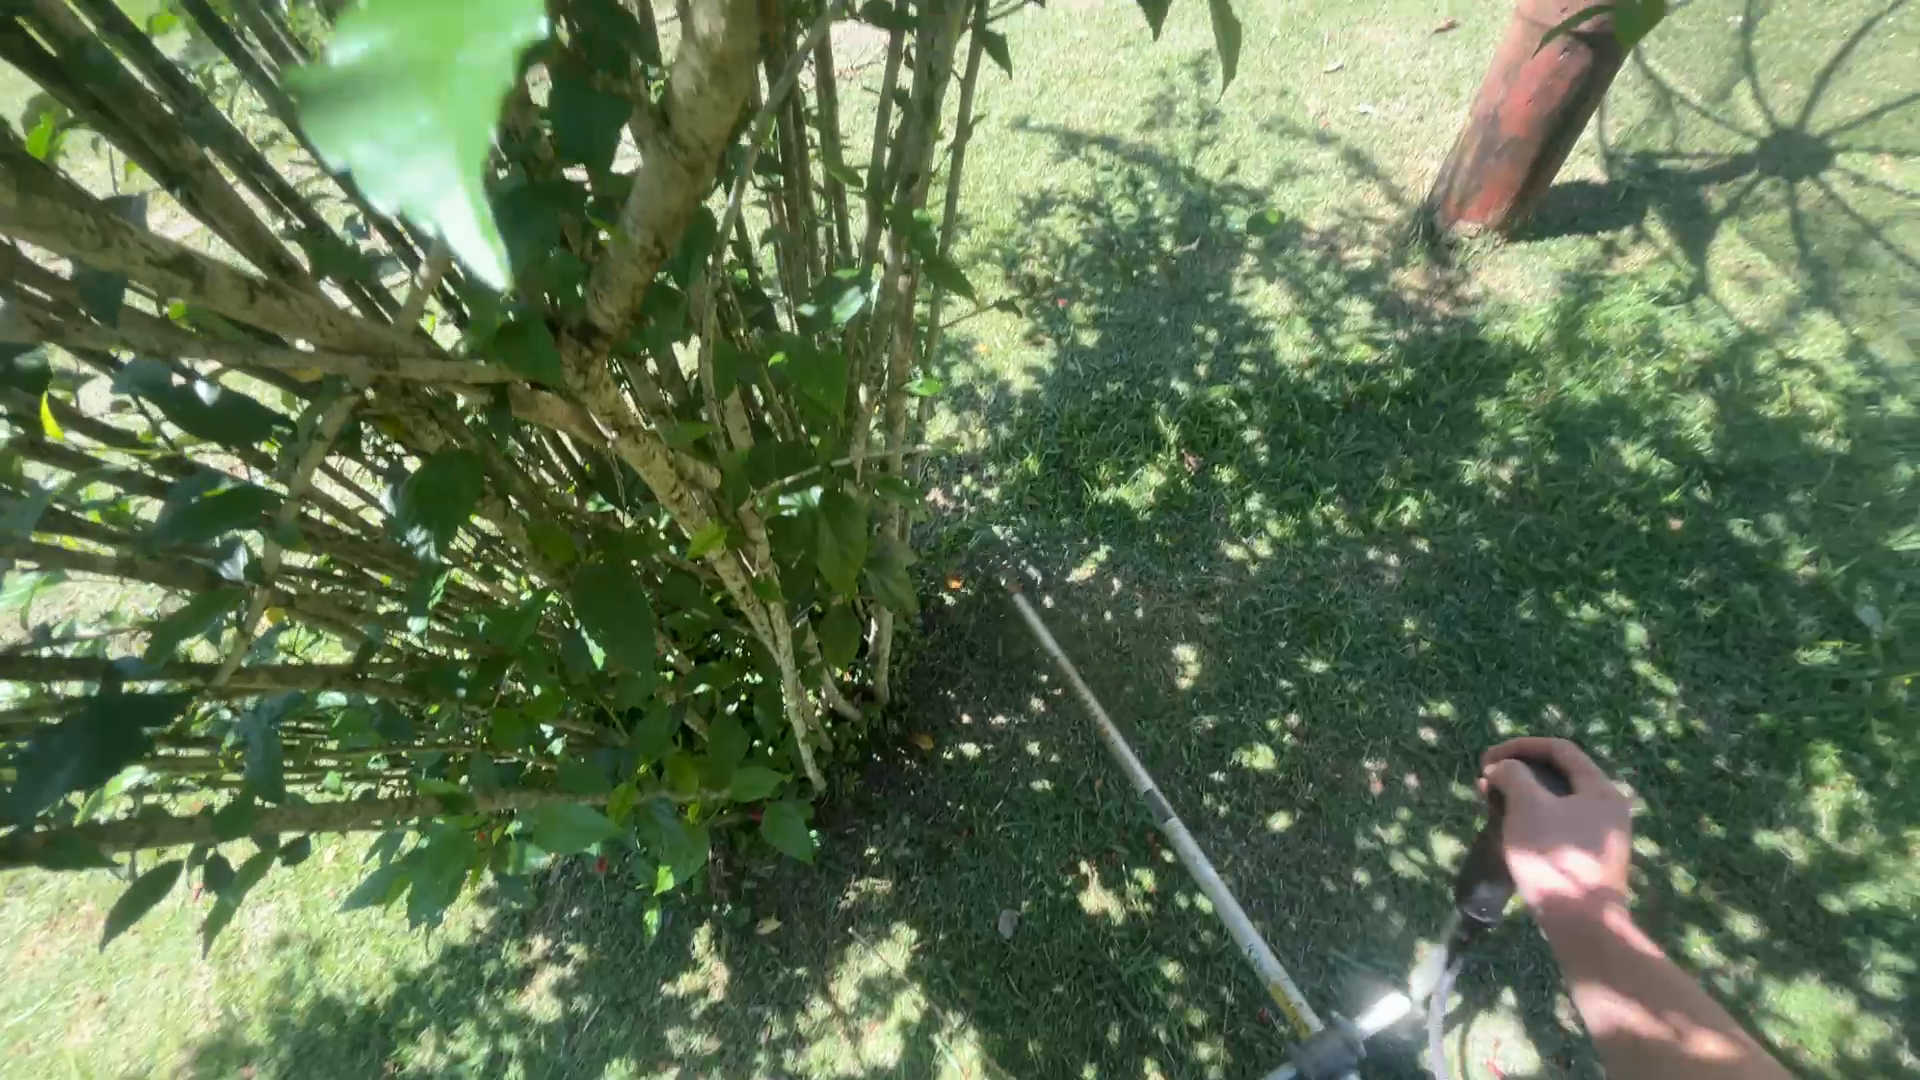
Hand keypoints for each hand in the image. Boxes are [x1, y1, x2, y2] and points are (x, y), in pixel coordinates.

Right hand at [1482, 737, 1632, 913]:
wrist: (1580, 920)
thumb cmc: (1552, 854)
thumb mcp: (1527, 804)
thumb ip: (1513, 774)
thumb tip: (1502, 769)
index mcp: (1600, 790)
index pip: (1559, 749)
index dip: (1520, 746)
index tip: (1488, 759)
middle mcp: (1605, 806)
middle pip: (1556, 771)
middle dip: (1516, 769)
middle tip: (1486, 778)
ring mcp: (1597, 831)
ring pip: (1552, 796)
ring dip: (1517, 790)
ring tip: (1487, 798)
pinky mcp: (1584, 852)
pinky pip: (1554, 818)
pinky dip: (1527, 811)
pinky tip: (1504, 821)